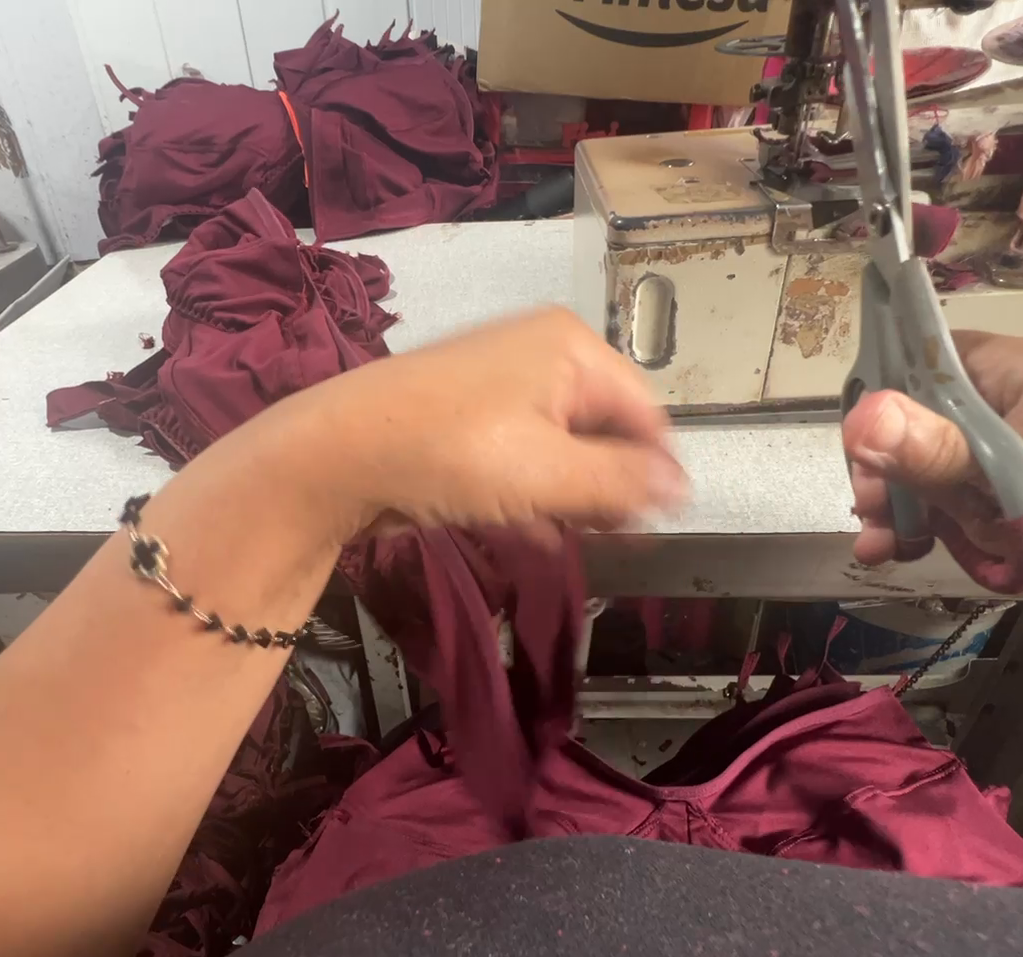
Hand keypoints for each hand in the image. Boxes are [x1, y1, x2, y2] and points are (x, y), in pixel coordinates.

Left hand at [218, 307, 687, 544]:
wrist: (337, 455)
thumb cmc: (452, 453)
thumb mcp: (549, 471)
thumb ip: (622, 481)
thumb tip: (685, 489)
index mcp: (570, 349)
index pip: (644, 410)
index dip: (656, 469)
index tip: (661, 525)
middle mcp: (539, 356)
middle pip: (603, 427)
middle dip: (613, 486)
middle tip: (619, 539)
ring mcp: (499, 388)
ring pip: (561, 448)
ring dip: (575, 496)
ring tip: (584, 541)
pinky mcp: (468, 422)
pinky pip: (521, 458)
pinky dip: (535, 494)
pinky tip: (540, 533)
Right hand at [842, 332, 1022, 640]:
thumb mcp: (1016, 485)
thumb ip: (934, 450)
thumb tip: (858, 416)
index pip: (928, 357)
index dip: (882, 401)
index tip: (860, 457)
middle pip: (922, 419)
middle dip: (888, 470)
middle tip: (870, 516)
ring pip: (934, 463)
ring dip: (902, 505)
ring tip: (882, 549)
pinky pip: (958, 494)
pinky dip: (931, 522)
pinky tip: (907, 552)